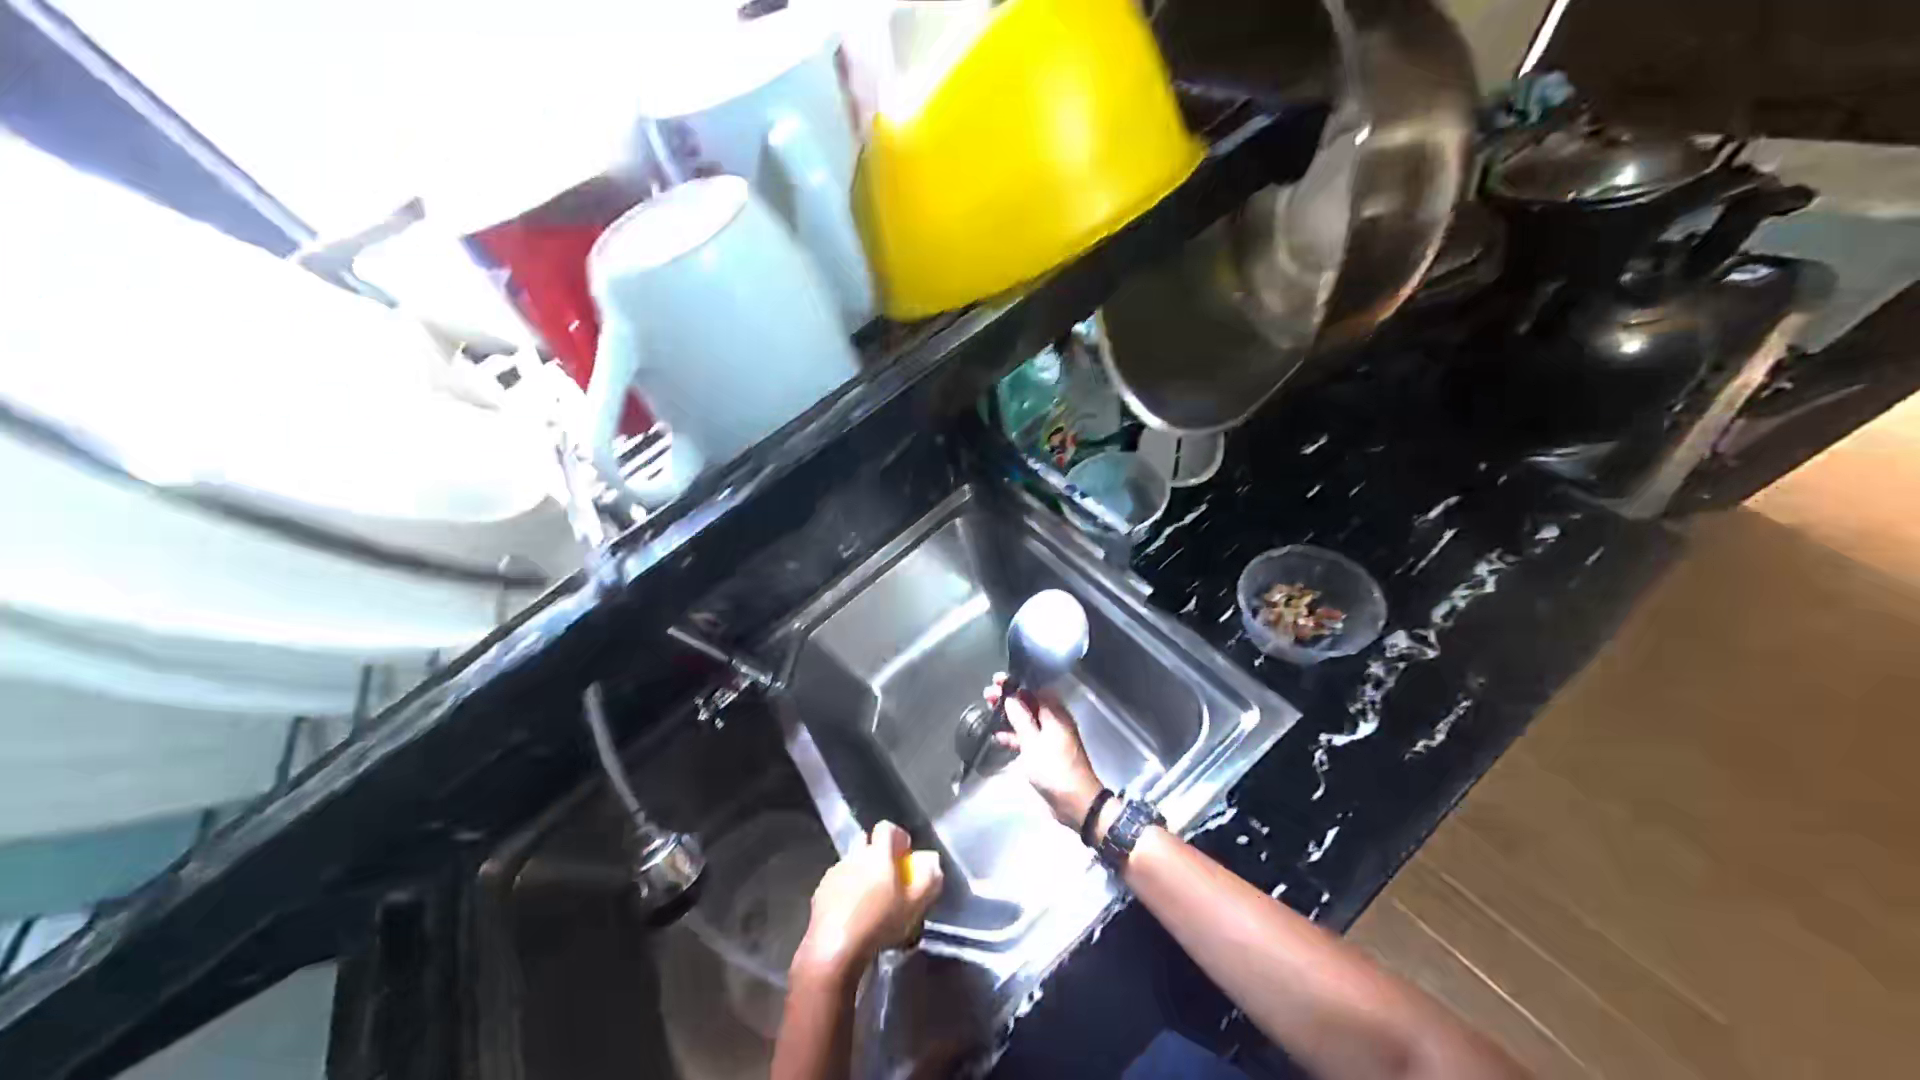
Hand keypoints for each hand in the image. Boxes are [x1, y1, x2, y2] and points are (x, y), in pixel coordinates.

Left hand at [792, 820, 942, 984]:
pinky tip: (851, 915)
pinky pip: (837, 883)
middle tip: (888, 880)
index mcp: (878, 853)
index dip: (898, 838)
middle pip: (867, 844)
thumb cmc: (880, 922)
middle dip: (878, 856)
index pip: (887, 828)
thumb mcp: (915, 904)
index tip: (905, 855)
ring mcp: (834, 873)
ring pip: (851, 864)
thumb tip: (931, 862)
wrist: (835, 948)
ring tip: (869, 901)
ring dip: (861, 874)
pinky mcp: (820, 892)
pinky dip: (845, 892)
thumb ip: (929, 878)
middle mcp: (854, 856)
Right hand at [985, 673, 1104, 831]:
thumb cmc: (1055, 770)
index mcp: (1055, 714)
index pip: (1034, 689)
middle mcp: (1054, 721)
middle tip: (989, 694)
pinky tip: (998, 736)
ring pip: (1026, 720)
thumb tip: (1011, 698)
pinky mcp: (1045, 753)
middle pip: (1029, 703)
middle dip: (1009, 697)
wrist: (1076, 803)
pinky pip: (1028, 738)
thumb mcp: (1034, 743)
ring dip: (1008, 716)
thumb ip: (1021, 720)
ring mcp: (1050, 737)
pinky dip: (1014, 736)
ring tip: (988, 708)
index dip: (1015, 683)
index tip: (998, 680)